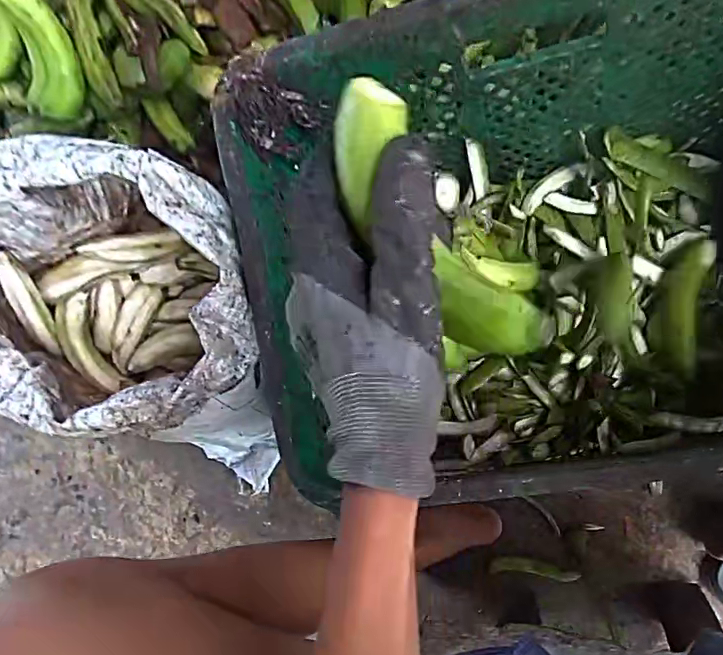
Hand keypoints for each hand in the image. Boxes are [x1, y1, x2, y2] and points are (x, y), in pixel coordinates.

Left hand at [284, 136, 444, 498]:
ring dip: (371, 229)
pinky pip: (350, 279)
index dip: (345, 153)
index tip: (382, 139)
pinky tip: (404, 279)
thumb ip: (402, 221)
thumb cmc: (396, 371)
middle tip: (410, 189)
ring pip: (339, 249)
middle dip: (362, 191)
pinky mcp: (335, 334)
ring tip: (415, 231)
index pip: (317, 184)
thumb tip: (405, 148)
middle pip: (326, 215)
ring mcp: (317, 310)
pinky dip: (374, 263)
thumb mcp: (406, 292)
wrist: (382, 446)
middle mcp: (306, 280)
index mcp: (319, 262)